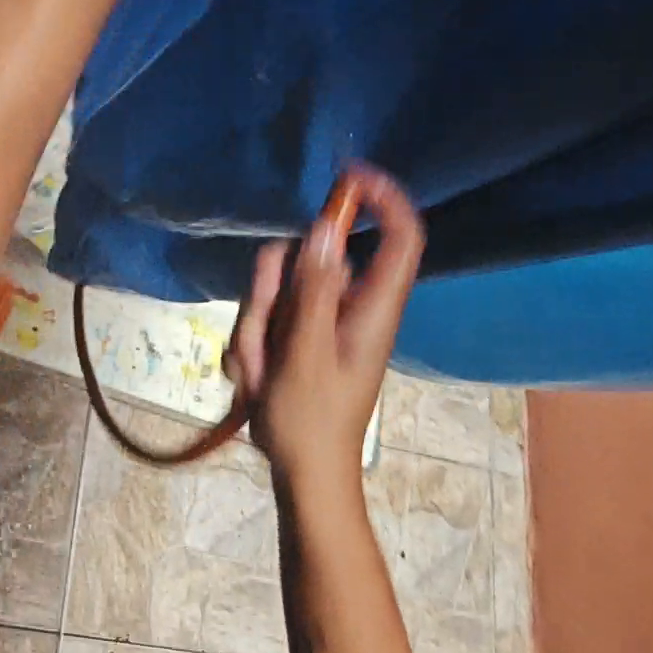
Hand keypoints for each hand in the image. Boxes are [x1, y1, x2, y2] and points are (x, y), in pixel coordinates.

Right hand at [222, 165, 425, 481]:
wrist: (303, 472)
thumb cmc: (311, 421)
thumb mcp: (305, 354)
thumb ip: (313, 291)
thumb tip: (325, 228)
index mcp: (372, 309)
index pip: (399, 237)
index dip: (383, 201)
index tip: (346, 180)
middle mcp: (348, 308)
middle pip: (310, 265)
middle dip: (271, 295)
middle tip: (261, 340)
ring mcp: (318, 325)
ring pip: (277, 293)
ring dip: (256, 329)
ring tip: (257, 374)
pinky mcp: (296, 341)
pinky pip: (265, 322)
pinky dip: (252, 348)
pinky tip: (254, 381)